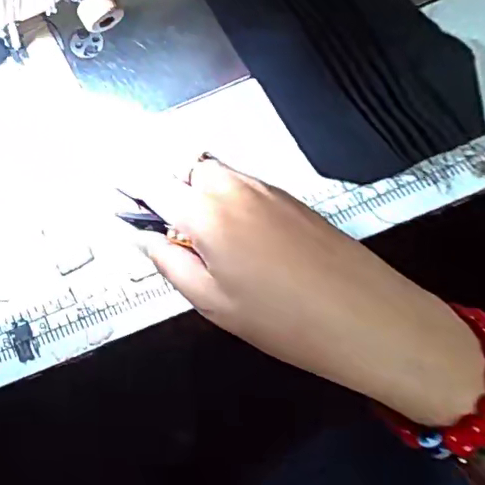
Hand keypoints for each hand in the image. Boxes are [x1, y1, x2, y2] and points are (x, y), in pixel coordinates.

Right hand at [131, 158, 484, 426]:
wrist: (368, 318)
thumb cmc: (289, 320)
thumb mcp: (212, 302)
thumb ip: (169, 263)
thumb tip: (147, 240)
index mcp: (207, 213)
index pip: (150, 181)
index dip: (127, 183)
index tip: (116, 190)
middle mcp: (235, 188)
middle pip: (183, 165)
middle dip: (164, 182)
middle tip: (159, 220)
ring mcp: (265, 188)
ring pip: (213, 171)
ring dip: (195, 189)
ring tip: (198, 235)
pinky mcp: (288, 197)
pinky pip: (241, 183)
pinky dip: (224, 197)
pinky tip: (234, 237)